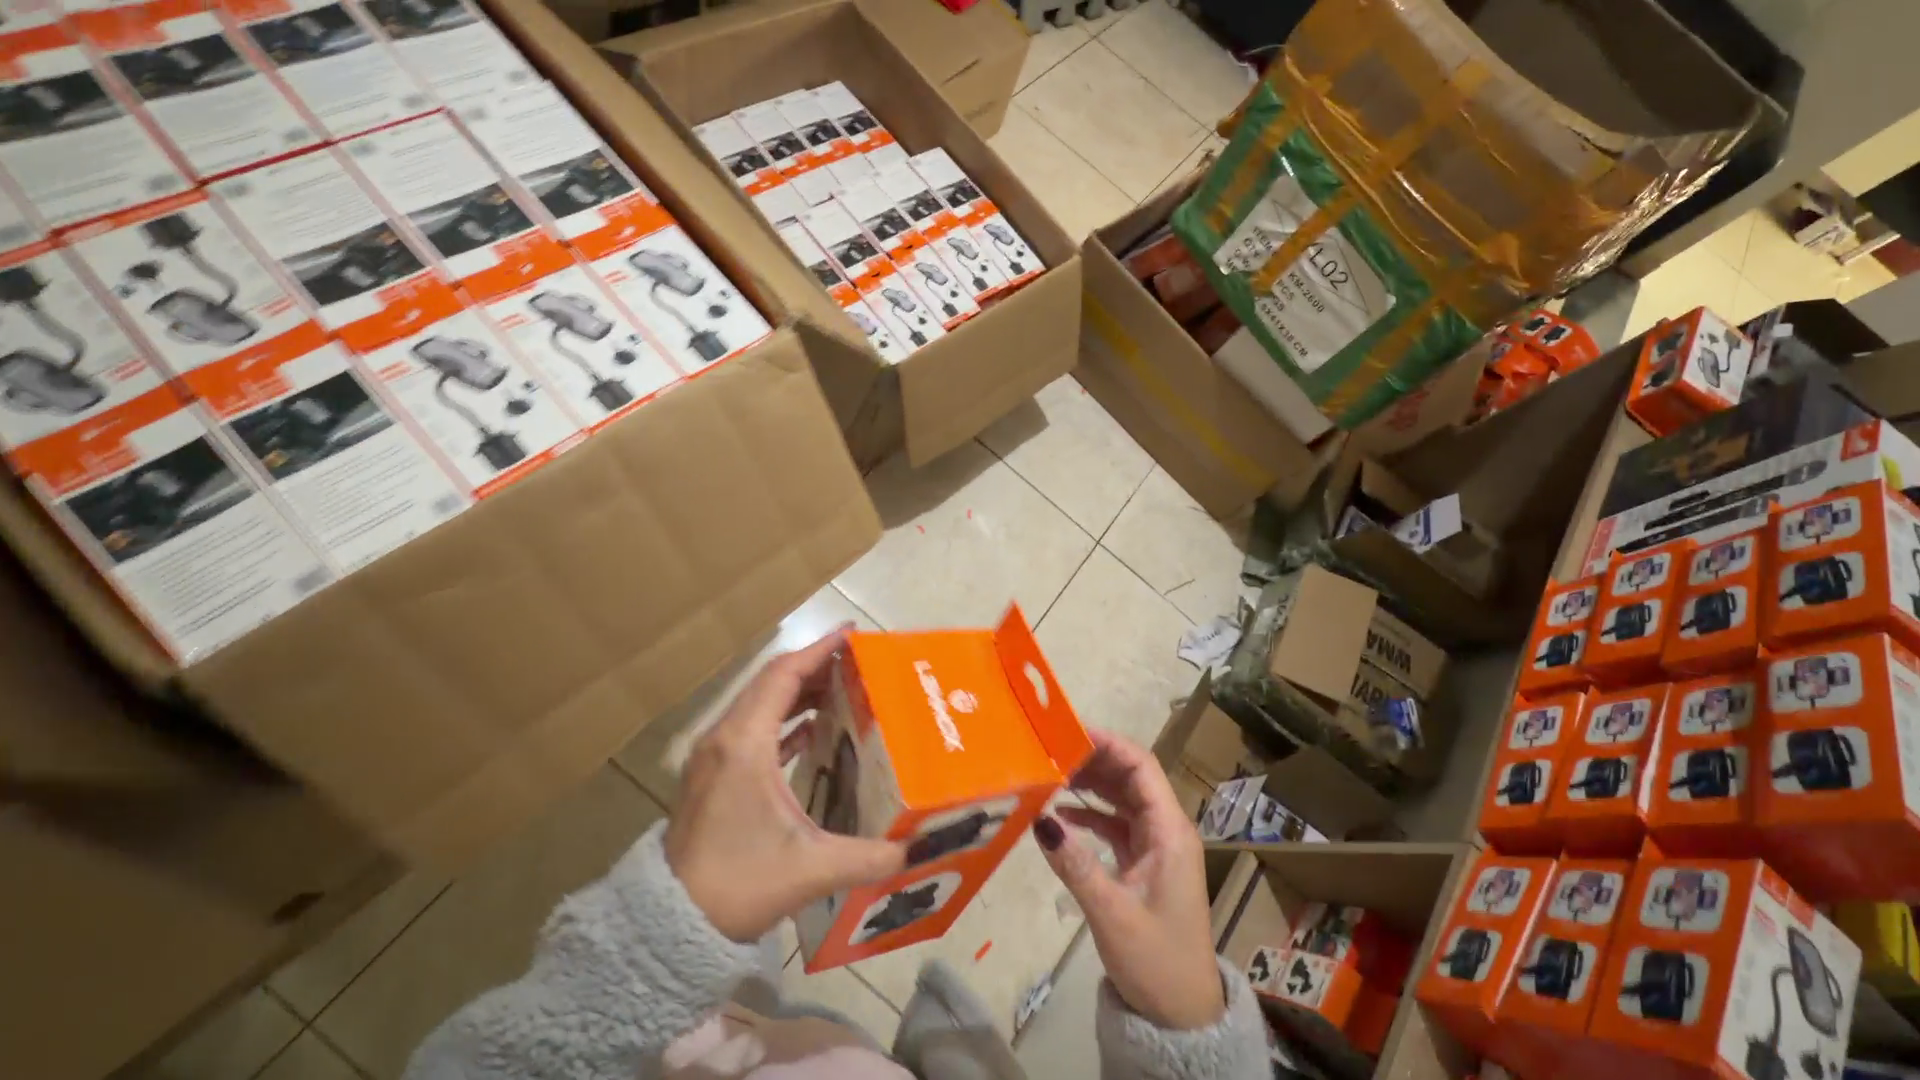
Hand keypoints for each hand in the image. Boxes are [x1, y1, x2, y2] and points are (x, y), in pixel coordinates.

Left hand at [665, 626, 908, 942]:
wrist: (669, 925)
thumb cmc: (739, 883)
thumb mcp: (812, 868)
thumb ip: (871, 856)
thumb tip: (918, 849)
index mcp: (745, 743)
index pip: (784, 675)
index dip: (820, 650)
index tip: (853, 634)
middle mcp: (724, 739)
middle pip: (771, 684)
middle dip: (815, 668)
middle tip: (860, 664)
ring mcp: (712, 759)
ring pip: (759, 707)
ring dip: (798, 695)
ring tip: (843, 691)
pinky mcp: (710, 779)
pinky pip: (751, 732)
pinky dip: (782, 723)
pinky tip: (811, 734)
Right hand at [1034, 729, 1225, 1030]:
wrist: (1181, 1014)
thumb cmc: (1156, 961)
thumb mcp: (1111, 913)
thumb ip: (1076, 865)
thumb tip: (1039, 820)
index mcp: (1170, 832)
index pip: (1141, 768)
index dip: (1108, 744)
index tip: (1068, 731)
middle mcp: (1166, 830)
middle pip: (1131, 778)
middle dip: (1093, 759)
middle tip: (1048, 749)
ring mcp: (1156, 847)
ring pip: (1122, 799)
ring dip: (1090, 785)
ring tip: (1049, 772)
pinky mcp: (1144, 864)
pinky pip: (1116, 825)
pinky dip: (1089, 816)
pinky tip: (1059, 815)